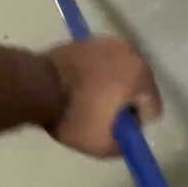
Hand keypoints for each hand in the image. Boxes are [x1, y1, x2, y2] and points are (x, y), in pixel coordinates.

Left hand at [45, 37, 162, 156]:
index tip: (115, 130)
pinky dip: (96, 75)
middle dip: (125, 102)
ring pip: (120, 73)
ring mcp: (107, 41)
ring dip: (111, 87)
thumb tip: (128, 141)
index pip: (152, 108)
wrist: (35, 85)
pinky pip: (101, 64)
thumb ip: (123, 146)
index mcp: (141, 75)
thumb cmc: (74, 115)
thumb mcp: (101, 144)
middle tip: (102, 117)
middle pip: (138, 86)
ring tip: (89, 102)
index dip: (135, 124)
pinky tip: (79, 87)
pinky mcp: (86, 40)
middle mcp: (130, 52)